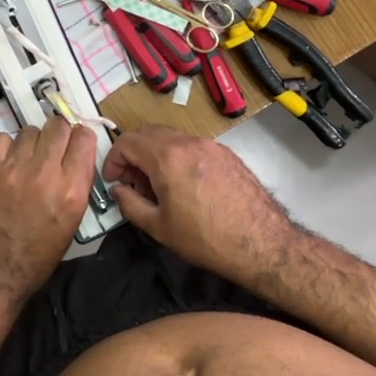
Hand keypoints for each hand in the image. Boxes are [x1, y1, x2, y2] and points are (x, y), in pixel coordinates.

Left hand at [0, 117, 97, 311]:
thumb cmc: (39, 253)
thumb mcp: (72, 222)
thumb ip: (78, 184)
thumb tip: (76, 156)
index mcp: (71, 189)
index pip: (83, 138)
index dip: (80, 138)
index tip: (75, 144)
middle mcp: (45, 173)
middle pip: (57, 126)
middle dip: (58, 134)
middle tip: (52, 148)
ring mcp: (14, 168)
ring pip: (29, 131)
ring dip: (32, 142)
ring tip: (27, 159)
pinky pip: (1, 138)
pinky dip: (6, 147)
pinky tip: (7, 162)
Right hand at [100, 125, 299, 279]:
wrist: (261, 243)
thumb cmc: (205, 238)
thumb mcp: (158, 227)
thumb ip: (129, 204)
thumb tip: (119, 190)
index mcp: (167, 157)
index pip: (127, 142)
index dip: (113, 159)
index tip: (114, 180)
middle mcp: (188, 142)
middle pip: (147, 133)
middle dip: (133, 154)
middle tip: (132, 182)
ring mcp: (210, 145)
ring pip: (171, 137)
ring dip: (155, 154)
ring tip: (158, 185)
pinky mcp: (226, 153)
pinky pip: (192, 145)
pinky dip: (177, 156)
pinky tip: (183, 184)